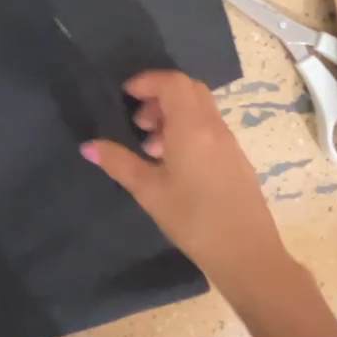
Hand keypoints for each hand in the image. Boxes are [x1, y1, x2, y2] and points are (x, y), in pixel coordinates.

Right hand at [82, 71, 291, 289]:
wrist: (248, 255)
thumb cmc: (193, 220)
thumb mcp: (148, 192)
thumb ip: (118, 163)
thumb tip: (88, 146)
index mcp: (192, 129)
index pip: (172, 83)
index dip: (147, 81)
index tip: (125, 96)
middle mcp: (214, 128)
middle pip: (189, 89)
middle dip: (160, 95)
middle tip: (138, 121)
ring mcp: (229, 143)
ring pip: (200, 109)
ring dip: (173, 114)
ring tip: (151, 146)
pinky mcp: (236, 160)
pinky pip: (209, 128)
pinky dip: (187, 130)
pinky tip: (172, 164)